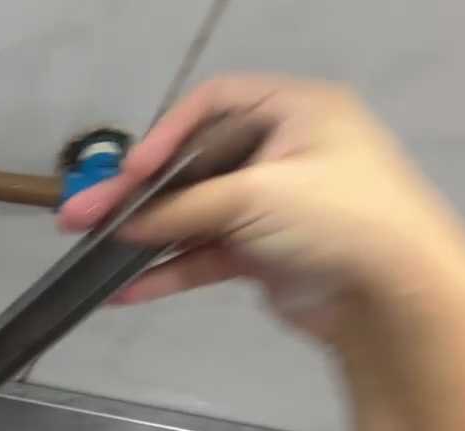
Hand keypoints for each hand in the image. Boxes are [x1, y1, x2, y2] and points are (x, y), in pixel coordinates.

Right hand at [58, 75, 464, 343]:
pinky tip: (121, 292)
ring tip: (87, 253)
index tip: (132, 171)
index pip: (214, 103)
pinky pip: (196, 257)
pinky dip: (161, 273)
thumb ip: (182, 207)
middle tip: (78, 216)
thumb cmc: (336, 217)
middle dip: (132, 196)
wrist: (387, 293)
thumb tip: (121, 226)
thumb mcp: (256, 195)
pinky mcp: (254, 251)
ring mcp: (264, 205)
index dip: (166, 133)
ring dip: (139, 237)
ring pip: (186, 216)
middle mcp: (277, 153)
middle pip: (188, 167)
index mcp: (294, 114)